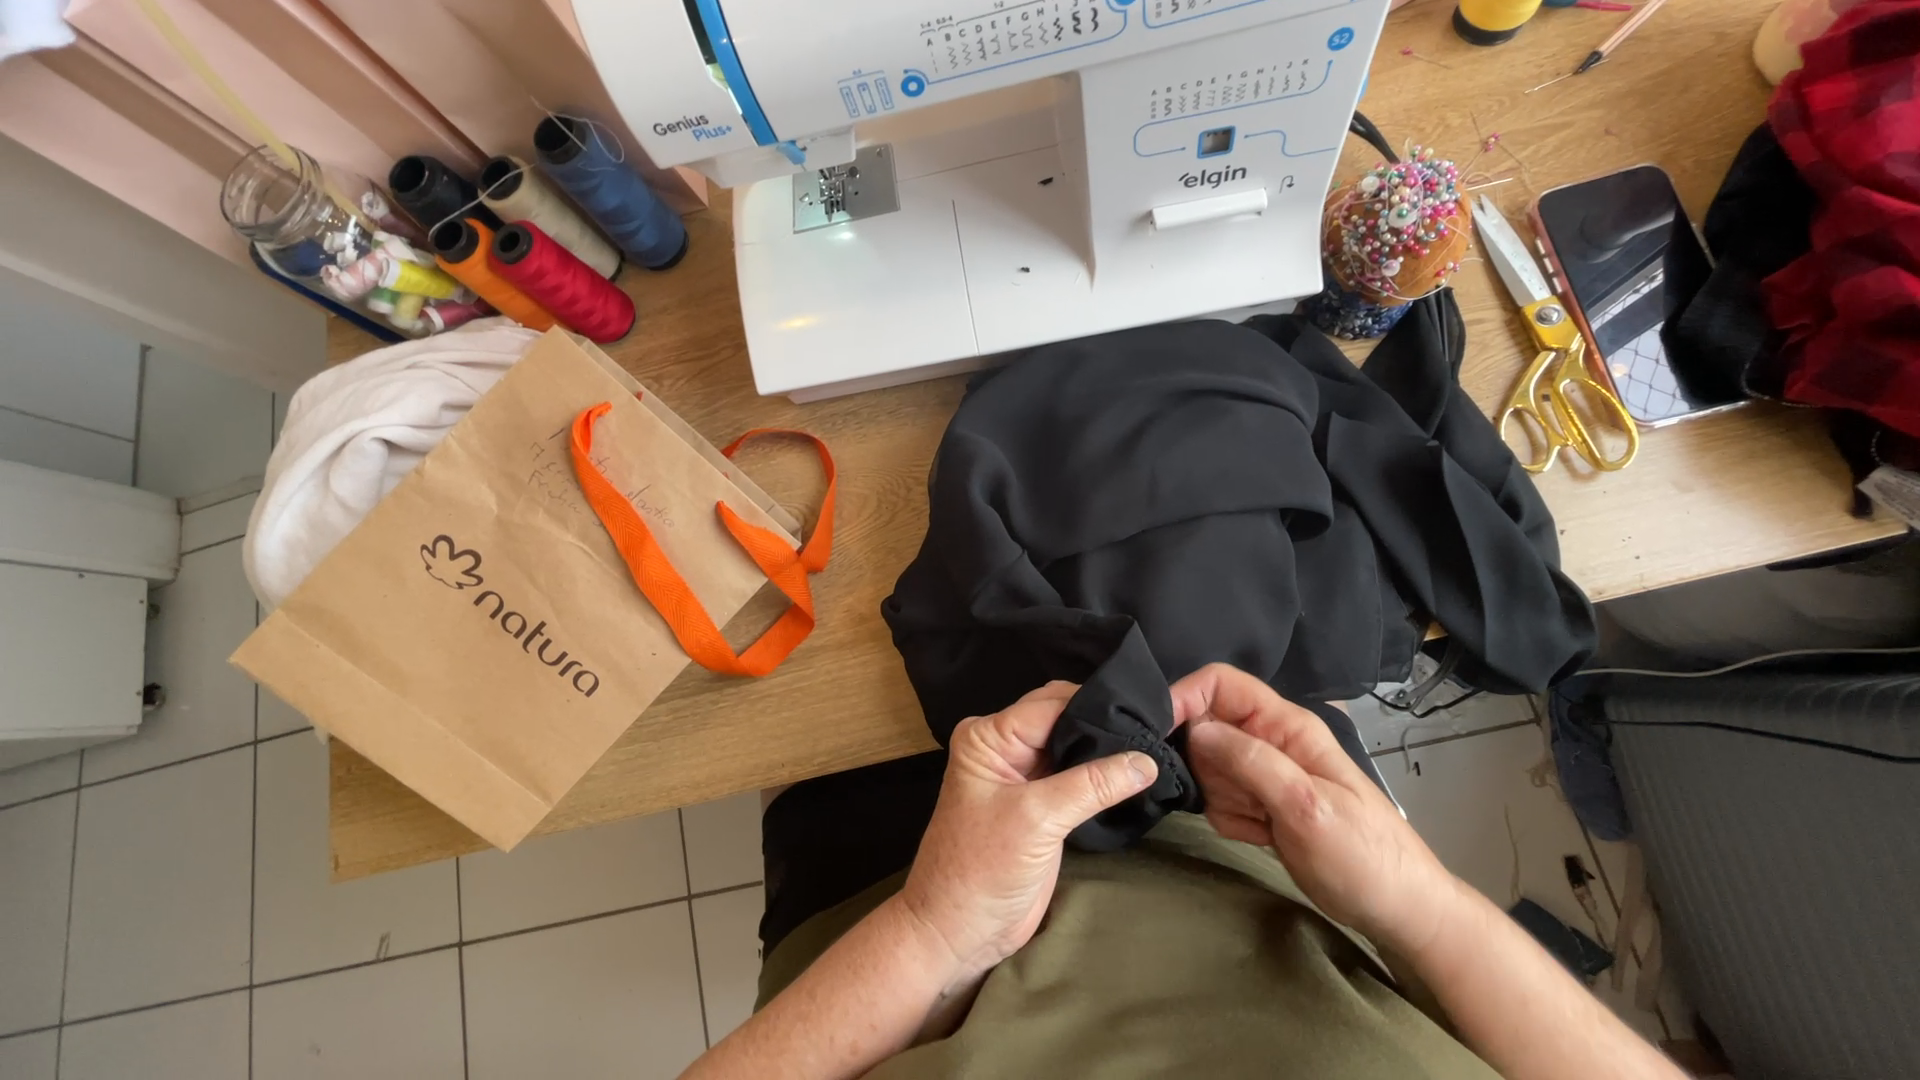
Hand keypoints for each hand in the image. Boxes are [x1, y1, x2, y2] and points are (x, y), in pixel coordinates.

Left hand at [897, 682, 1157, 979]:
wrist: (960, 932)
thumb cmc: (982, 870)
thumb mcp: (1037, 819)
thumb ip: (1091, 785)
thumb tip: (1146, 761)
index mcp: (988, 736)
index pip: (1050, 704)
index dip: (1095, 705)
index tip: (1147, 710)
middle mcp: (1003, 746)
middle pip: (1062, 719)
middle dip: (1104, 723)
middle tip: (1157, 728)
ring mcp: (1022, 775)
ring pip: (1072, 746)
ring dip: (1106, 748)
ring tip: (1154, 746)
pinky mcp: (1040, 803)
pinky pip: (1076, 775)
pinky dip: (1101, 774)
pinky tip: (1135, 773)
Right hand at [1172, 664, 1460, 954]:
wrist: (1396, 909)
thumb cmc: (1363, 855)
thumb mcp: (1307, 806)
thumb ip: (1251, 761)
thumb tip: (1194, 729)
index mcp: (1285, 725)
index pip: (1220, 683)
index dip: (1185, 697)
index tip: (1160, 732)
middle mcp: (1270, 740)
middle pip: (1205, 727)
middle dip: (1207, 764)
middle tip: (1244, 799)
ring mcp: (1263, 773)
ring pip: (1207, 767)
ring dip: (1222, 797)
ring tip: (1264, 822)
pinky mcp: (1257, 803)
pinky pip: (1217, 799)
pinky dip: (1231, 819)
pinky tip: (1263, 836)